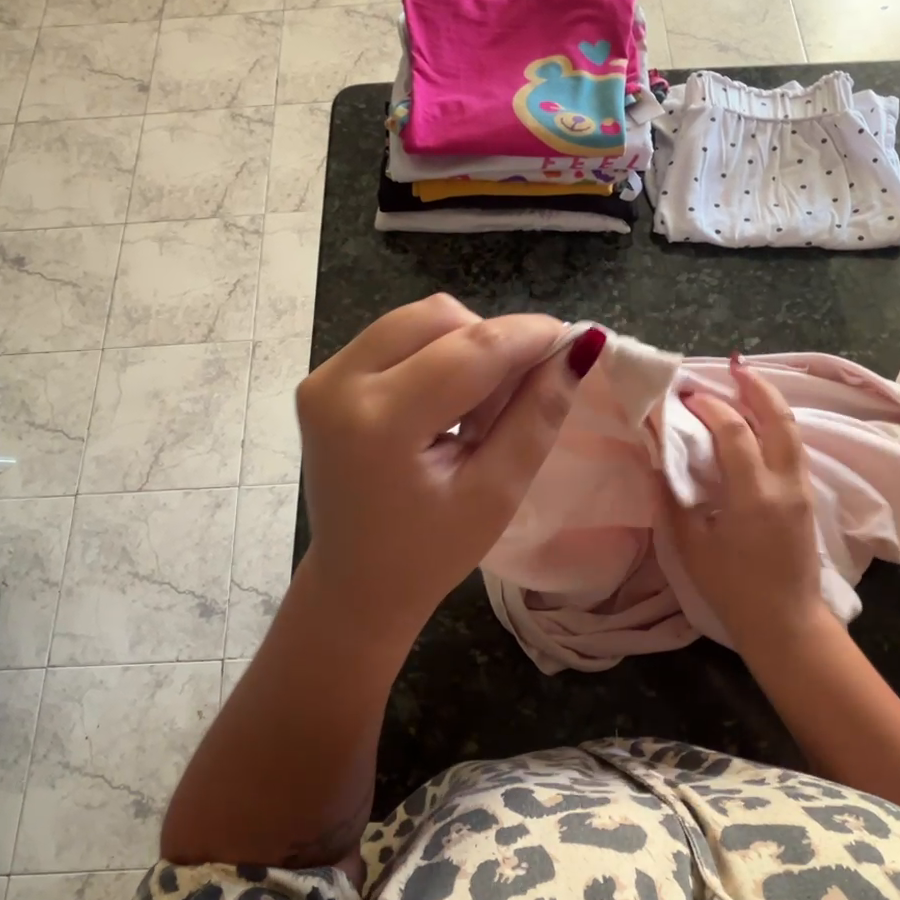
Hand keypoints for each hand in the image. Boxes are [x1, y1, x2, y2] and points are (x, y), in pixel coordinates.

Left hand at [295, 294, 604, 622]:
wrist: (356, 582)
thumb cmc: (430, 553)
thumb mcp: (495, 493)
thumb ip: (536, 417)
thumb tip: (577, 350)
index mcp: (379, 423)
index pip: (470, 348)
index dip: (529, 335)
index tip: (574, 340)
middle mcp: (337, 384)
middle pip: (438, 317)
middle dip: (492, 342)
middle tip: (517, 394)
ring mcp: (323, 377)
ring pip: (416, 320)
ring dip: (464, 345)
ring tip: (480, 408)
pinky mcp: (322, 379)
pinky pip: (393, 337)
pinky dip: (434, 354)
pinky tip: (447, 404)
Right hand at [664, 356, 836, 650]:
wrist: (784, 622)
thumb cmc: (732, 588)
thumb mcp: (691, 546)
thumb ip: (672, 499)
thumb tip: (657, 460)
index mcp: (754, 495)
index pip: (734, 432)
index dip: (709, 407)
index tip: (685, 397)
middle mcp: (785, 484)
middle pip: (779, 419)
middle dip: (756, 388)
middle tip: (733, 367)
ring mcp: (802, 490)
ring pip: (792, 431)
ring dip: (769, 403)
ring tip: (745, 385)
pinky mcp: (806, 498)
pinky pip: (793, 448)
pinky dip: (775, 426)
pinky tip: (757, 423)